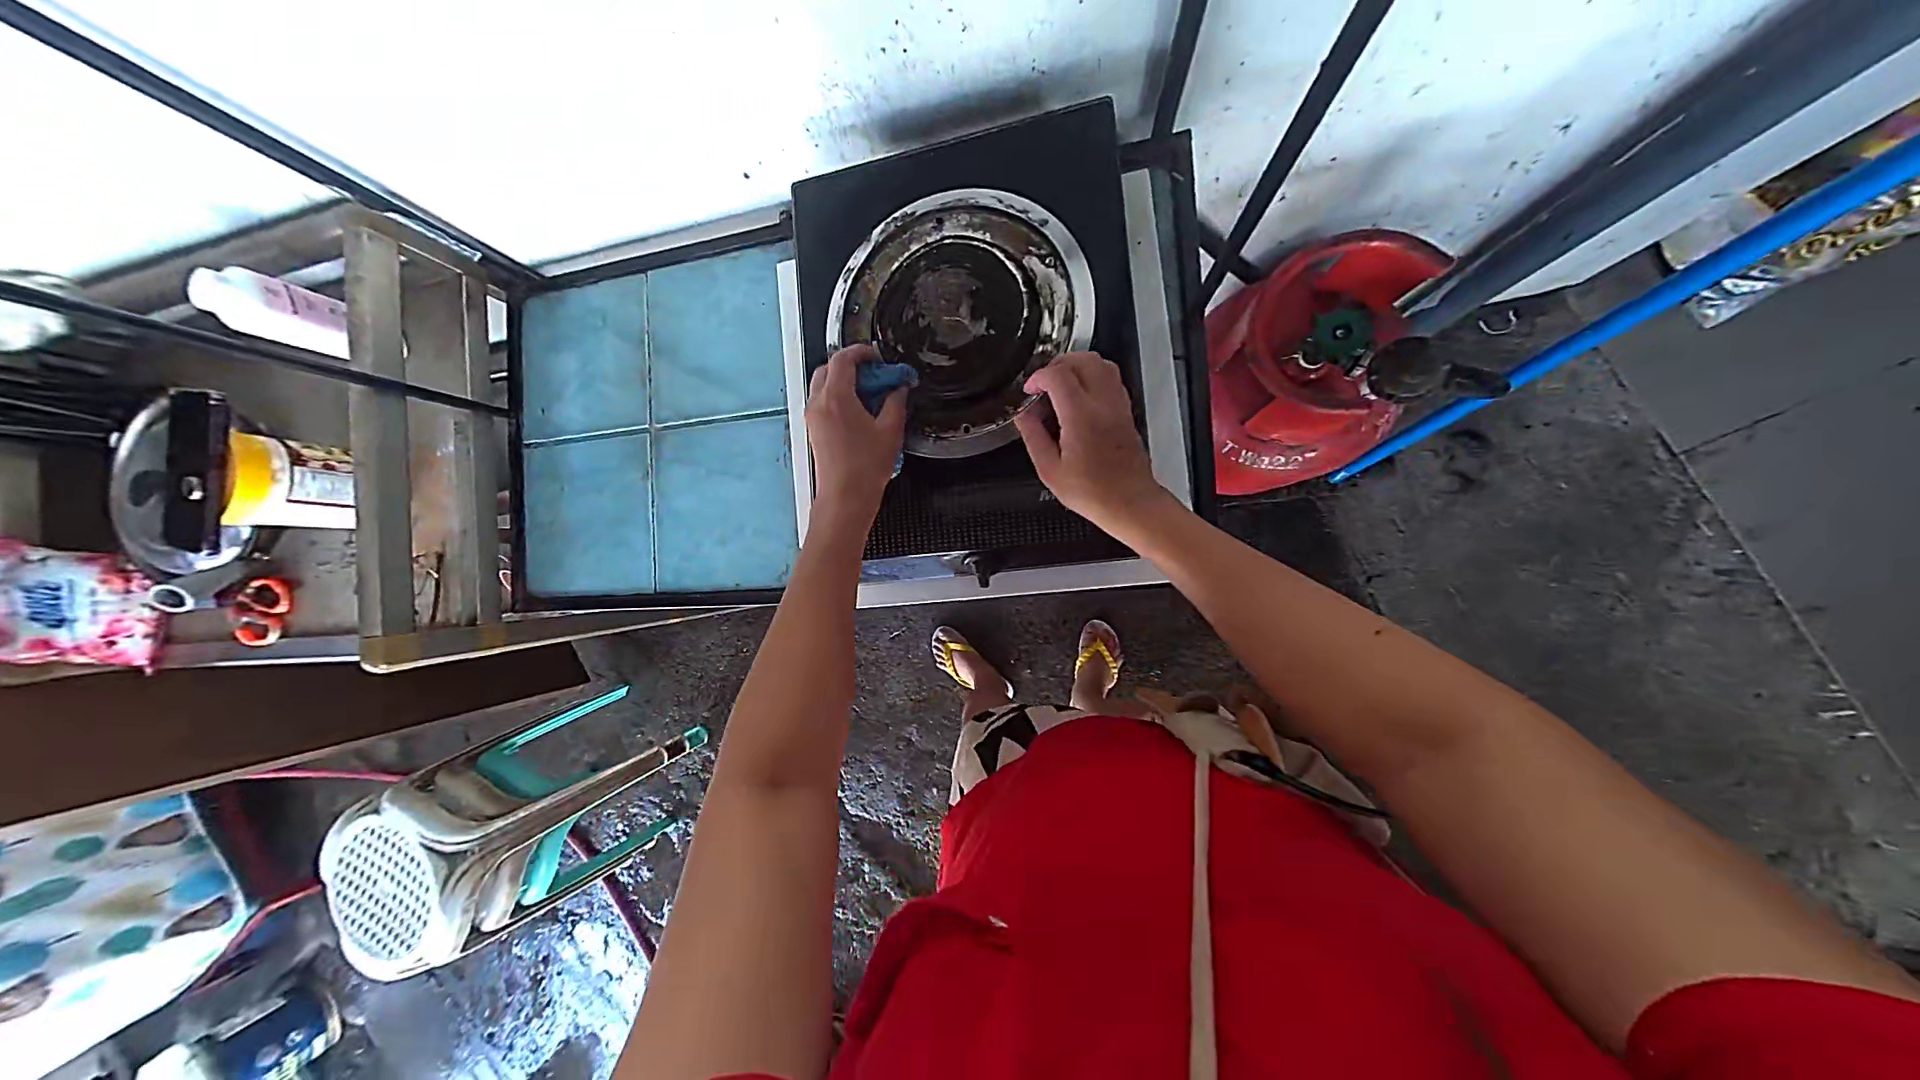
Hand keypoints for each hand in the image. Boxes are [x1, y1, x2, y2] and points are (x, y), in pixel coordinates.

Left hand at [807, 344, 906, 519]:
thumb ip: (896, 402)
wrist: (845, 497)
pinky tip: (860, 411)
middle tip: (876, 374)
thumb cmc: (864, 469)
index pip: (843, 359)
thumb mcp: (891, 430)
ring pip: (824, 385)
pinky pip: (823, 402)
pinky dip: (839, 397)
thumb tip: (899, 389)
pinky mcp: (814, 430)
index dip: (862, 352)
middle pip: (829, 368)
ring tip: (870, 394)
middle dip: (852, 366)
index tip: (877, 356)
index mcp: (836, 397)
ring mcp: (813, 417)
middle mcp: (819, 404)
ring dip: (844, 381)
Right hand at [1014, 351, 1171, 536]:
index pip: (1058, 374)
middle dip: (1057, 365)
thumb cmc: (1095, 492)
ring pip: (1101, 364)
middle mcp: (1103, 405)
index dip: (1038, 376)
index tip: (1030, 389)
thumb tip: (1023, 417)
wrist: (1129, 503)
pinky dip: (1092, 378)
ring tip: (1060, 387)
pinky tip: (1079, 398)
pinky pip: (1111, 379)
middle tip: (1043, 384)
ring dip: (1077, 367)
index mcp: (1081, 416)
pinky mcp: (1126, 412)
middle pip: (1082, 359)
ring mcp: (1118, 406)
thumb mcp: (1050, 470)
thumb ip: (1033, 437)